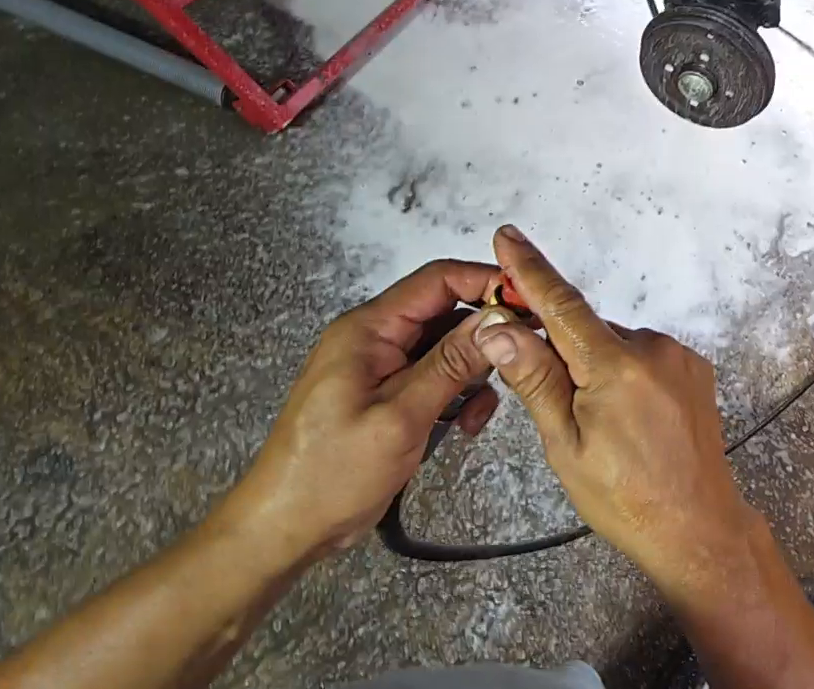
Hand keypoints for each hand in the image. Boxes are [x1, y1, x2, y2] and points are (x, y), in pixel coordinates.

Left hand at [219, 260, 505, 558]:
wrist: (283, 533)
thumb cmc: (334, 472)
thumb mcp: (402, 415)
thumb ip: (453, 362)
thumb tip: (503, 317)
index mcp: (370, 329)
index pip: (439, 280)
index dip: (486, 282)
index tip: (531, 305)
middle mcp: (378, 337)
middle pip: (449, 312)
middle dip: (487, 335)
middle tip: (522, 361)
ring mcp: (384, 366)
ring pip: (450, 346)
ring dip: (476, 372)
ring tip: (482, 412)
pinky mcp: (391, 394)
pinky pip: (439, 376)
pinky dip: (460, 394)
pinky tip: (466, 424)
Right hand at [474, 226, 756, 592]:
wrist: (697, 525)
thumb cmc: (623, 496)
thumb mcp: (565, 444)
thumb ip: (535, 378)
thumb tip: (500, 327)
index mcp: (615, 365)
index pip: (562, 305)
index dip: (530, 270)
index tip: (508, 236)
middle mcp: (653, 347)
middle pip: (589, 331)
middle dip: (565, 353)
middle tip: (562, 409)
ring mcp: (680, 356)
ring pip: (617, 346)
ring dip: (599, 367)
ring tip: (605, 427)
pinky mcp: (695, 368)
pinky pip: (646, 357)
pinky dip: (627, 373)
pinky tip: (632, 418)